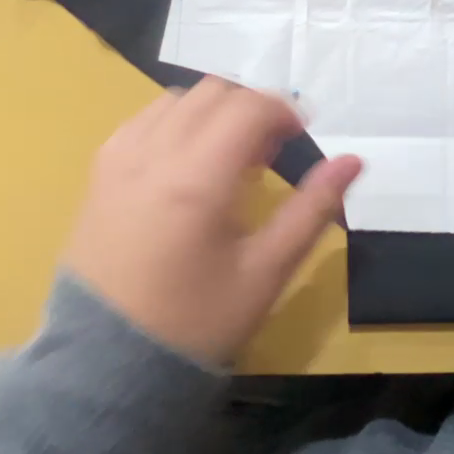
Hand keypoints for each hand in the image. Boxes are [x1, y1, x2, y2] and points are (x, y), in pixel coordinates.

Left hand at [63, 76, 362, 365]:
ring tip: (230, 155)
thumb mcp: (265, 272)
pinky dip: (176, 121)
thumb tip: (353, 161)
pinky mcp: (100, 169)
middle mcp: (154, 152)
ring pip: (178, 98)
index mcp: (197, 177)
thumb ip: (312, 209)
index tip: (301, 136)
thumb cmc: (196, 320)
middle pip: (214, 91)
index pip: (248, 106)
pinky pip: (145, 118)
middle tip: (270, 149)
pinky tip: (188, 161)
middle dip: (250, 106)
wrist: (109, 361)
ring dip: (214, 110)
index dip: (283, 110)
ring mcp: (120, 156)